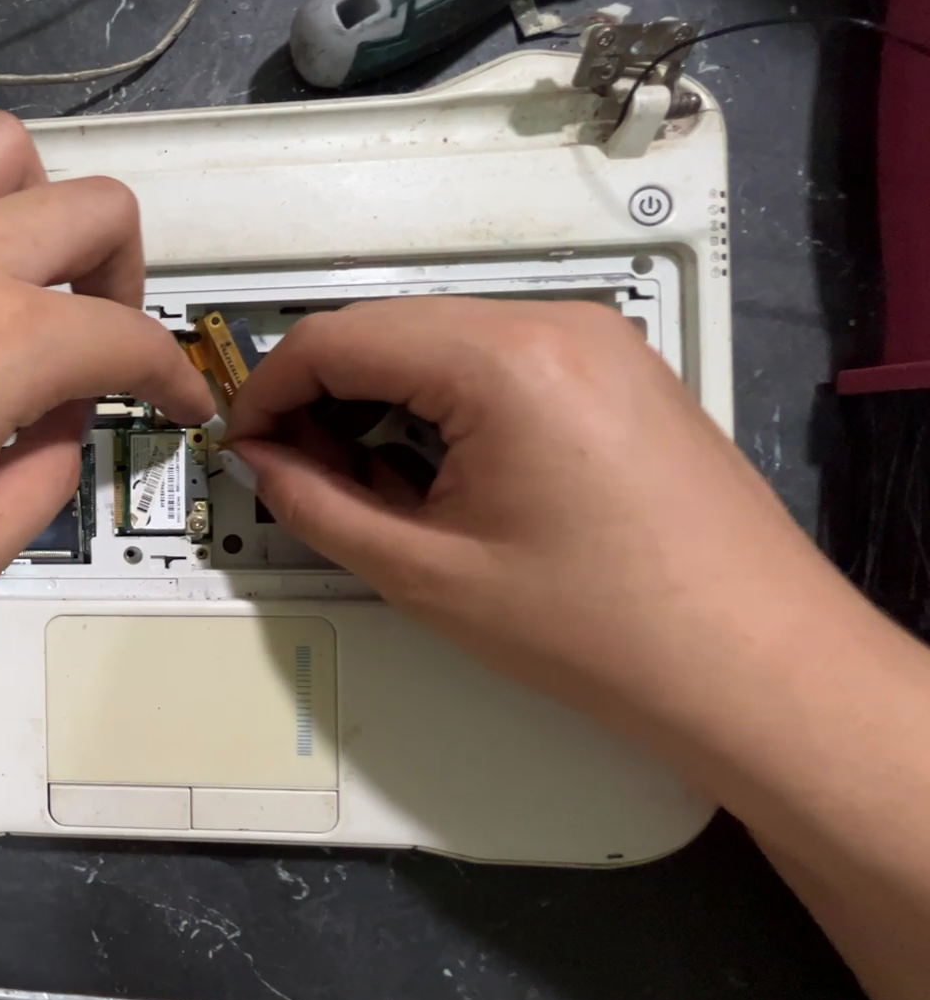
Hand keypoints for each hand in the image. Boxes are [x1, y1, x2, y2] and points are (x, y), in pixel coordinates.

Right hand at [223, 296, 841, 711]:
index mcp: (502, 362)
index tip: (242, 445)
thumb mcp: (417, 570)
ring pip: (422, 340)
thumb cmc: (589, 628)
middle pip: (376, 328)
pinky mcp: (604, 368)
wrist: (757, 674)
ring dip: (365, 396)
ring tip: (352, 473)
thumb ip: (311, 501)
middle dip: (312, 393)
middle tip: (288, 466)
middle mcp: (549, 325)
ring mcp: (587, 341)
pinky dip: (421, 399)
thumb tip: (256, 459)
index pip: (334, 338)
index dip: (266, 389)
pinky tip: (418, 463)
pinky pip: (476, 358)